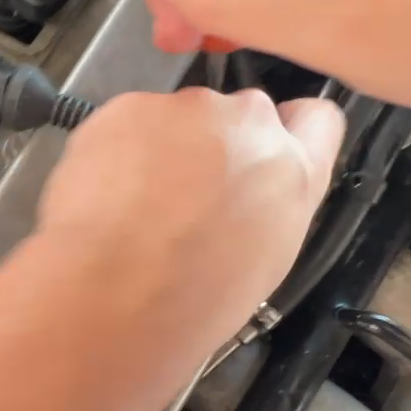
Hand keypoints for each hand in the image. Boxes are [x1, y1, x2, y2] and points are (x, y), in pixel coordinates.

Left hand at [36, 88, 342, 346]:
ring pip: (171, 119)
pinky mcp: (129, 107)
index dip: (280, 136)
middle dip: (206, 146)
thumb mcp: (258, 265)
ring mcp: (188, 109)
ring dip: (154, 149)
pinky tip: (97, 196)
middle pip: (232, 117)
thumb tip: (236, 204)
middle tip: (173, 199)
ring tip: (127, 207)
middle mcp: (250, 123)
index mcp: (294, 171)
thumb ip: (262, 210)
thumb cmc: (190, 303)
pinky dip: (109, 151)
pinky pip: (121, 124)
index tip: (247, 163)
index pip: (313, 120)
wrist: (115, 293)